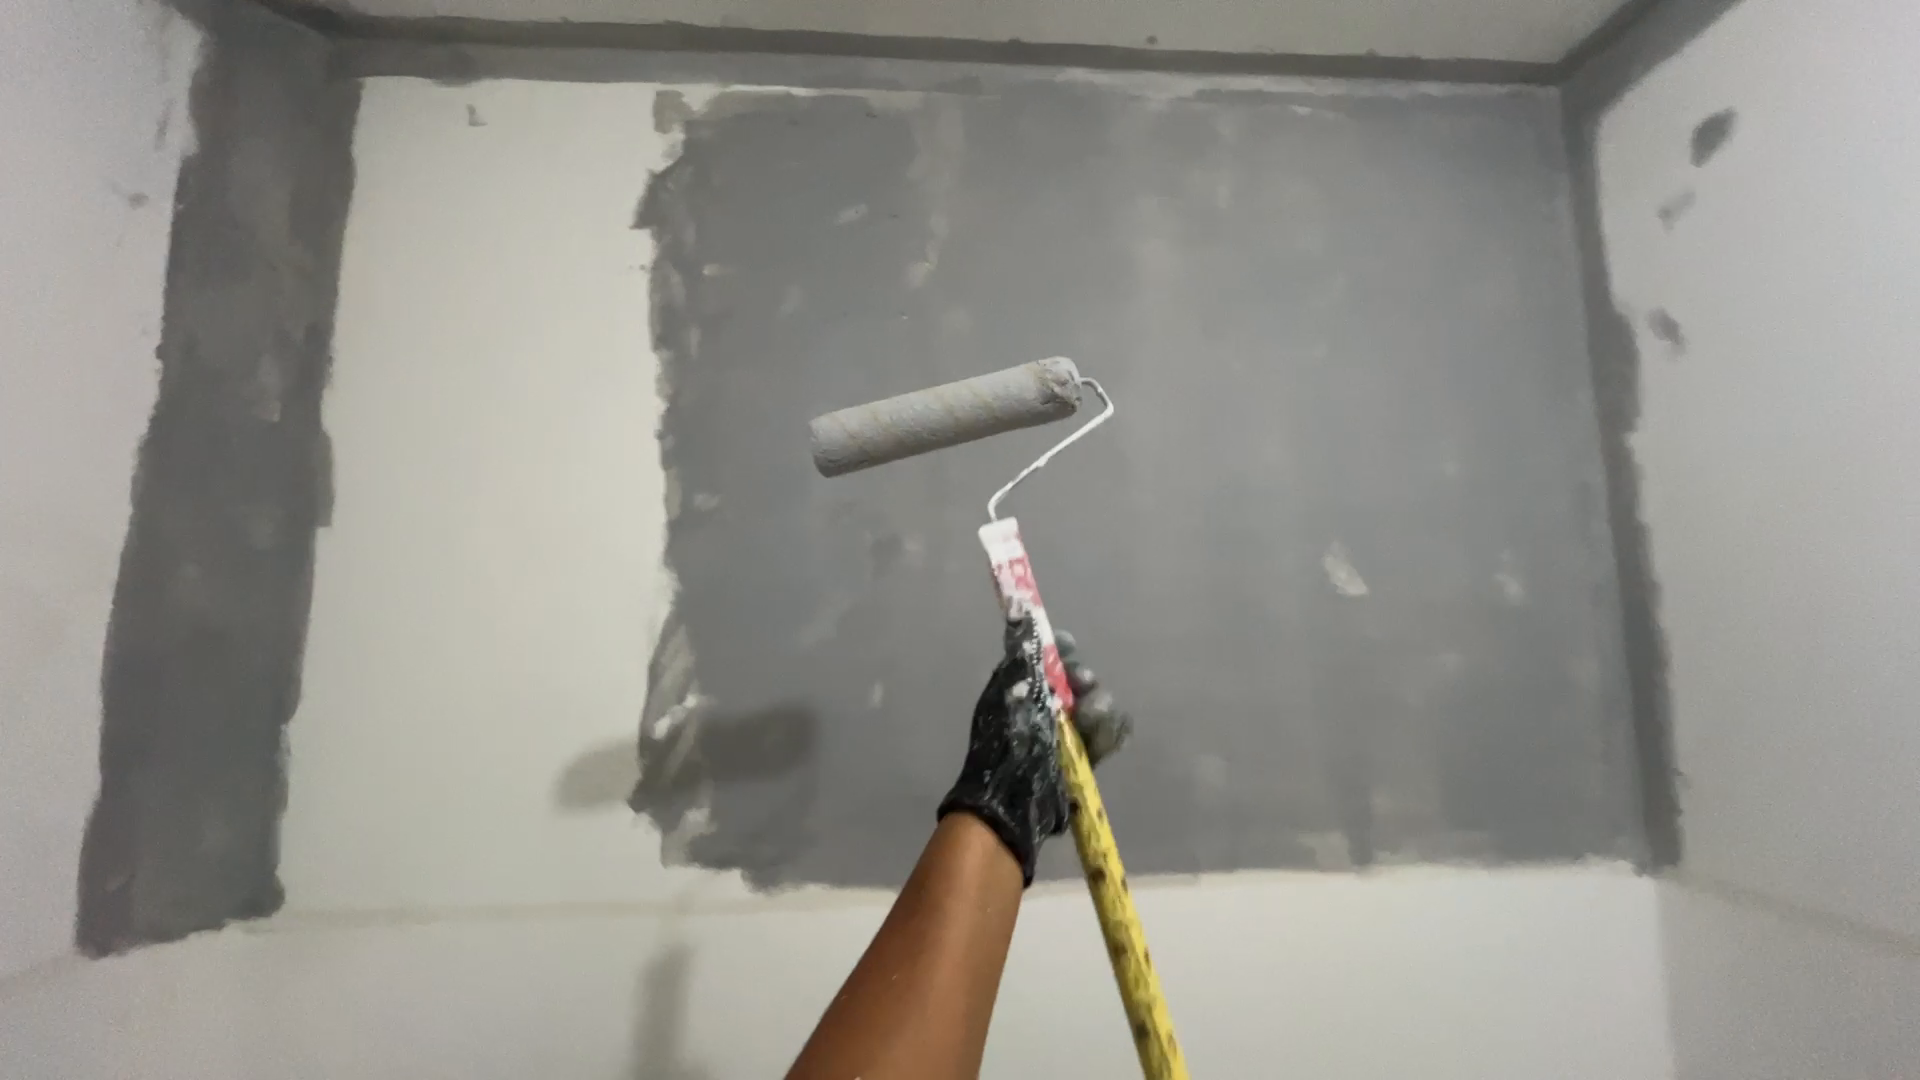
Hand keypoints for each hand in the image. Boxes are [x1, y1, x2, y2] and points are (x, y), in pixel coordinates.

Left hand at [936, 617, 1132, 885]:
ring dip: (1099, 708)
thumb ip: (1019, 656)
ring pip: (1102, 702)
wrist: (1013, 797)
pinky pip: (1114, 732)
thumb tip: (1021, 616)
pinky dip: (1112, 733)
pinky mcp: (1088, 752)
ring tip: (1086, 723)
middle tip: (1079, 689)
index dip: (1063, 648)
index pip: (1052, 653)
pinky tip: (1099, 740)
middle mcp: (1050, 701)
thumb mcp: (1006, 693)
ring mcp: (1072, 727)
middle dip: (1083, 679)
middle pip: (1081, 675)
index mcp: (1026, 683)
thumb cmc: (1003, 741)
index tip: (1065, 649)